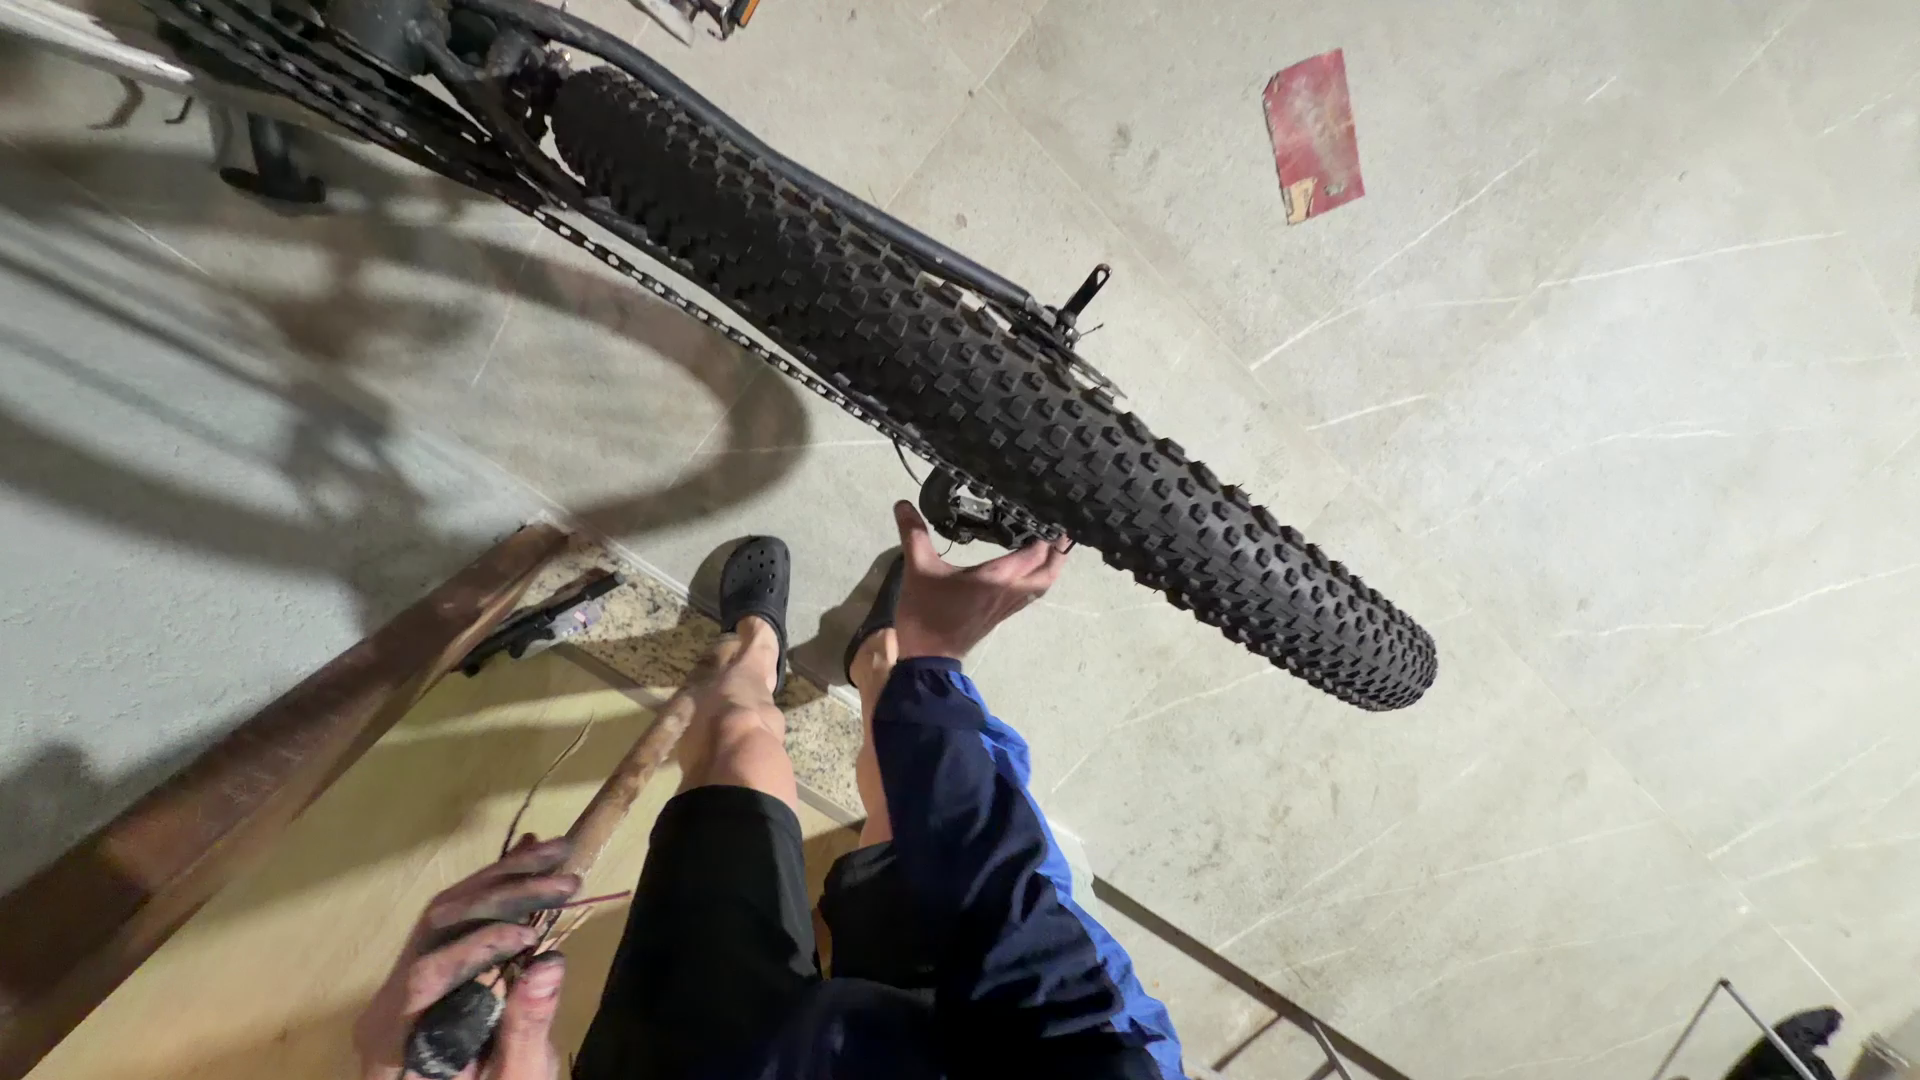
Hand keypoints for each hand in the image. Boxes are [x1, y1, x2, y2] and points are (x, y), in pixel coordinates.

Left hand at [354, 836, 581, 1079]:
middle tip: (565, 878)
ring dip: (507, 876)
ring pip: (449, 909)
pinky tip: (529, 853)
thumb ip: (524, 1027)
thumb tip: (550, 960)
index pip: (427, 974)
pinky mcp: (432, 966)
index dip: (479, 944)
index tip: (534, 934)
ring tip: (558, 852)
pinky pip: (459, 914)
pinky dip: (497, 881)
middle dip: (504, 892)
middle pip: (438, 926)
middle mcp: (389, 1001)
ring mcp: (406, 980)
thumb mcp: (510, 1079)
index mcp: (394, 1040)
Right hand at [891, 500, 1070, 661]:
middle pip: (1048, 572)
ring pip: (1041, 585)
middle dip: (1058, 551)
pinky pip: (1029, 594)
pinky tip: (1028, 570)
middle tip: (1060, 528)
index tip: (1048, 513)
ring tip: (1051, 545)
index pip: (1033, 552)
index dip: (1045, 534)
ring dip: (1051, 567)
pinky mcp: (1000, 615)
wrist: (927, 656)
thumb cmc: (926, 612)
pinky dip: (1037, 579)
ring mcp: (1007, 606)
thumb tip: (902, 503)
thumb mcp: (918, 569)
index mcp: (997, 578)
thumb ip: (913, 533)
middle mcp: (1010, 591)